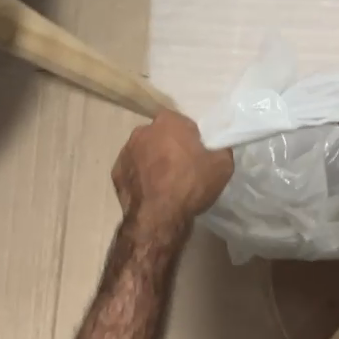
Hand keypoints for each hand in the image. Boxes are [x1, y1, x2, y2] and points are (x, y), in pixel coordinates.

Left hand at [112, 110, 232, 243]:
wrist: (159, 217)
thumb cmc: (191, 184)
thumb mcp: (222, 165)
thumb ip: (220, 149)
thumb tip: (216, 149)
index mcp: (168, 121)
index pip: (183, 124)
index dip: (192, 139)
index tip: (198, 155)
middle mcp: (142, 131)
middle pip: (161, 137)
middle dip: (170, 148)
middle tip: (182, 169)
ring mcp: (125, 152)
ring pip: (144, 153)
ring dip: (153, 163)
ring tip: (165, 184)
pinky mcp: (116, 173)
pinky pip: (133, 172)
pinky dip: (141, 179)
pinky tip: (151, 193)